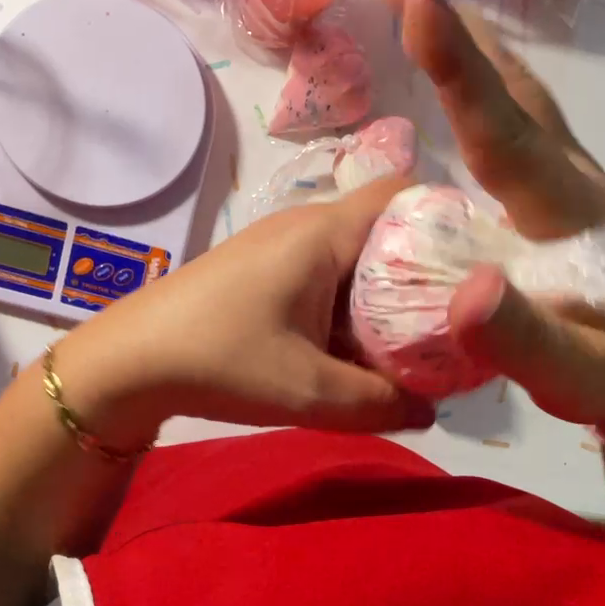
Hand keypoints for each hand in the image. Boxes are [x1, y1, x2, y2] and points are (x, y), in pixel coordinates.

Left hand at [49, 178, 436, 448]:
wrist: (127, 363)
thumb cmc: (220, 361)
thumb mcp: (309, 392)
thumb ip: (380, 402)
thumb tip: (430, 411)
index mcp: (324, 233)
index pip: (407, 194)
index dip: (449, 223)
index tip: (477, 274)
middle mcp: (305, 227)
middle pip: (386, 233)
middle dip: (422, 277)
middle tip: (452, 327)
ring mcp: (279, 249)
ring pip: (355, 262)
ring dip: (383, 301)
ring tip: (410, 349)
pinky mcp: (262, 276)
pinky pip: (325, 281)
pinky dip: (349, 311)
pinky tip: (354, 355)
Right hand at [401, 0, 604, 441]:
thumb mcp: (570, 376)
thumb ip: (520, 340)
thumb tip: (465, 288)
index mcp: (570, 218)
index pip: (506, 136)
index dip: (460, 70)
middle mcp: (574, 183)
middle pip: (515, 95)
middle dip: (457, 35)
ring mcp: (572, 184)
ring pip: (523, 101)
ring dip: (473, 51)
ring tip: (424, 6)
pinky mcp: (564, 195)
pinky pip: (519, 123)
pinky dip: (485, 87)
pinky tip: (465, 85)